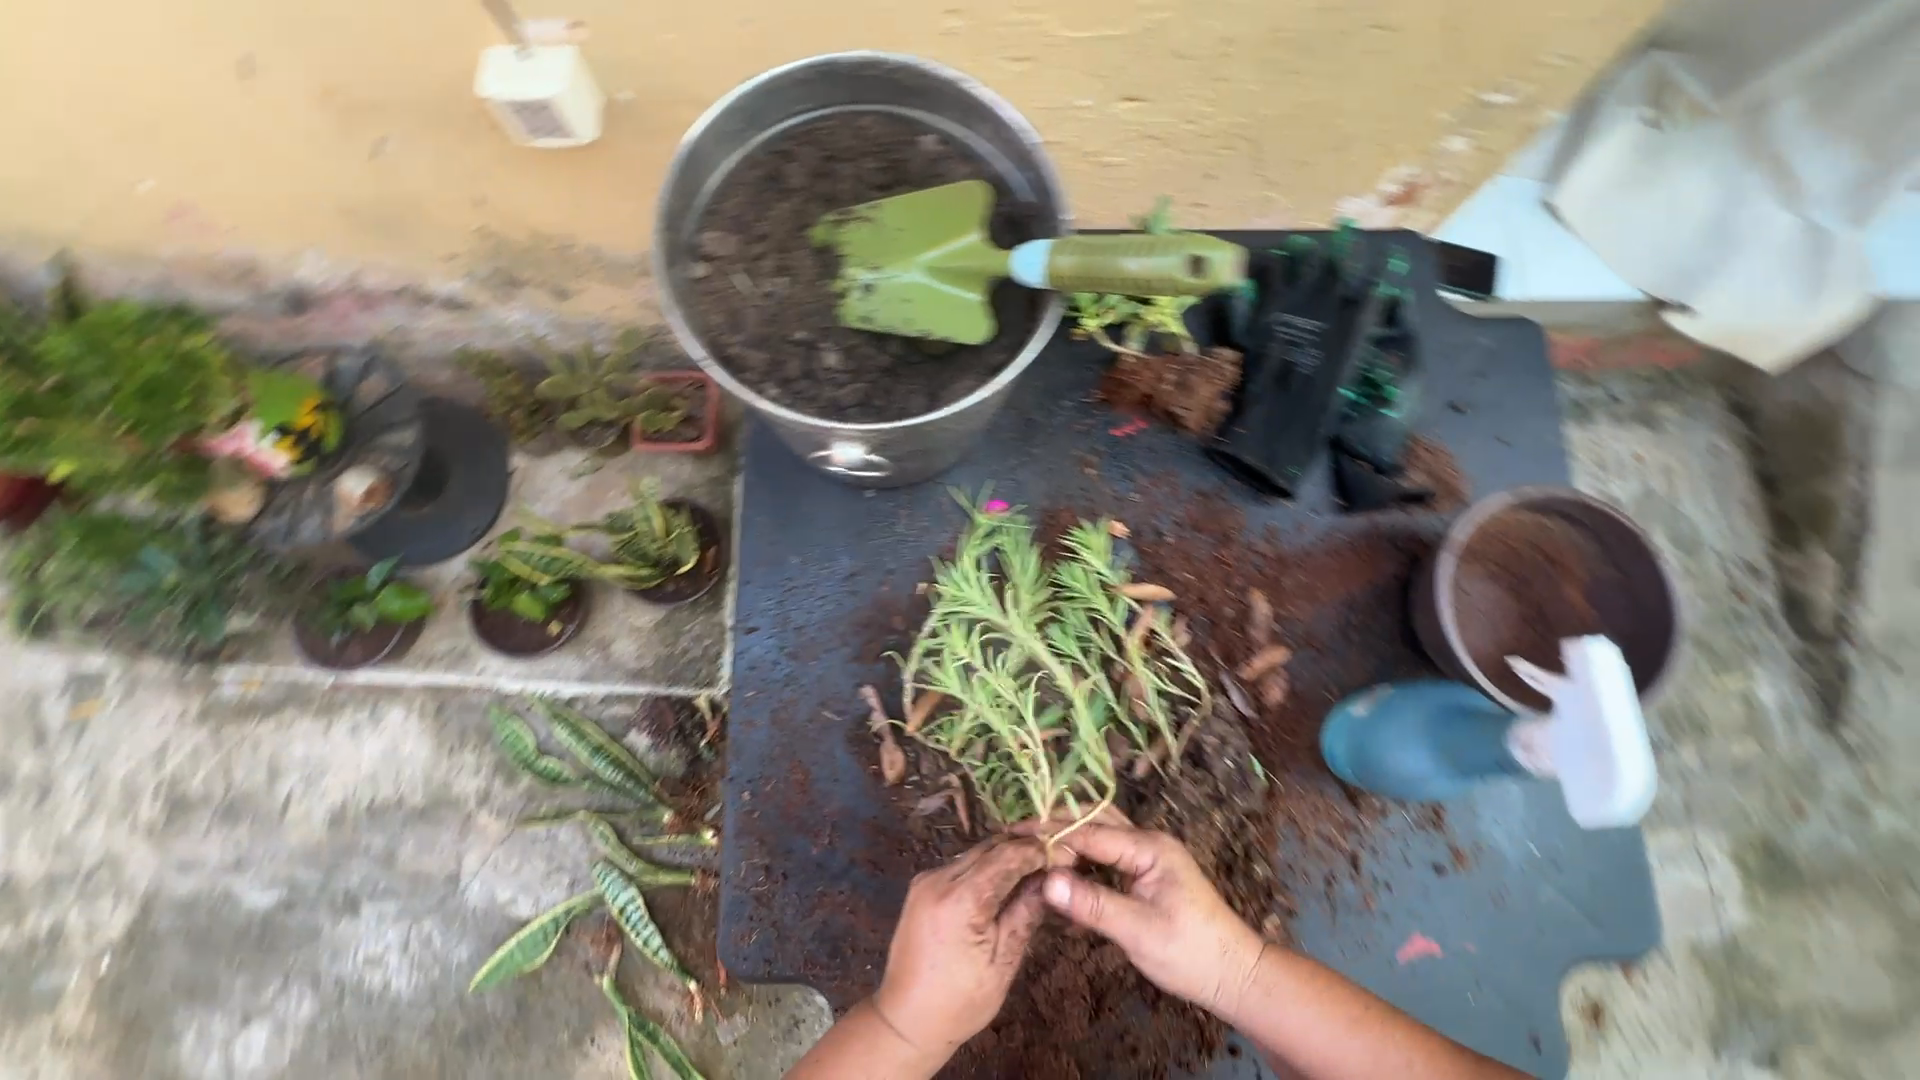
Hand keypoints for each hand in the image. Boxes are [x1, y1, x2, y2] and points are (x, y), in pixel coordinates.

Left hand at [872, 836, 1050, 1054]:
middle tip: (1051, 860)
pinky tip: (1001, 884)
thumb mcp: (1003, 962)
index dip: (1036, 850)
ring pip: (974, 854)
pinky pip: (960, 866)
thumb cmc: (960, 1000)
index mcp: (961, 898)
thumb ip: (1026, 913)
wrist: (906, 1018)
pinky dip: (983, 869)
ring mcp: (926, 879)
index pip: (1005, 855)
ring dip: (1002, 858)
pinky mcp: (920, 885)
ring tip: (1031, 872)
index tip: (1062, 853)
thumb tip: (1050, 880)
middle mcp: (939, 878)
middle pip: (988, 848)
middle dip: (1021, 850)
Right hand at [1036, 822, 1267, 1015]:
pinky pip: (1106, 853)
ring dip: (1067, 836)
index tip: (1013, 835)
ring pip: (1099, 833)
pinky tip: (1060, 866)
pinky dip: (1081, 854)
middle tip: (1016, 833)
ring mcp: (1148, 855)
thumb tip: (1047, 880)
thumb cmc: (1191, 953)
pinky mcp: (1145, 872)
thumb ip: (1092, 904)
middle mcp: (1148, 841)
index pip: (1089, 832)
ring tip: (1030, 843)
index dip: (1050, 833)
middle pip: (1093, 821)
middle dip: (1055, 824)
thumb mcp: (1138, 931)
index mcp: (1149, 847)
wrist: (1234, 975)